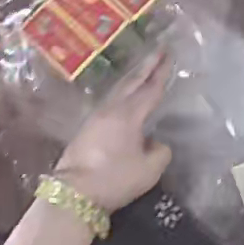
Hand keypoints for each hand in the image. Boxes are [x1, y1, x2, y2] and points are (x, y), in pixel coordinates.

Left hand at [52, 55, 172, 212]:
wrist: (74, 193)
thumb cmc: (115, 179)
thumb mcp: (149, 170)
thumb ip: (160, 152)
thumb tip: (155, 143)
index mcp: (129, 116)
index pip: (149, 89)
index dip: (161, 72)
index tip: (169, 54)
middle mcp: (111, 111)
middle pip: (131, 84)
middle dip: (146, 67)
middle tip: (158, 51)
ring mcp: (95, 119)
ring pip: (118, 92)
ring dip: (132, 80)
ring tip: (142, 72)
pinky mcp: (86, 130)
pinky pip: (109, 104)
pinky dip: (121, 95)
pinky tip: (123, 99)